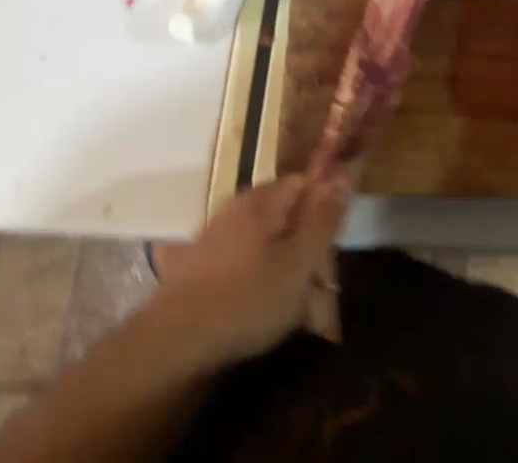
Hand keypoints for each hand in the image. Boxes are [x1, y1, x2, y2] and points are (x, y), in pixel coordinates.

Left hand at [145, 174, 350, 364]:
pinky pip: (239, 257)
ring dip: (279, 258)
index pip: (303, 181)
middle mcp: (235, 207)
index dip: (324, 205)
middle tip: (316, 277)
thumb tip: (342, 175)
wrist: (175, 341)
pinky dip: (254, 272)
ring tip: (289, 297)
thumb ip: (324, 219)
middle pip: (282, 208)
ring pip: (260, 235)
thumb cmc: (248, 300)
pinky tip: (255, 301)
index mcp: (262, 201)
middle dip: (303, 237)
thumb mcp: (301, 263)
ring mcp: (212, 234)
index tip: (332, 242)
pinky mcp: (195, 263)